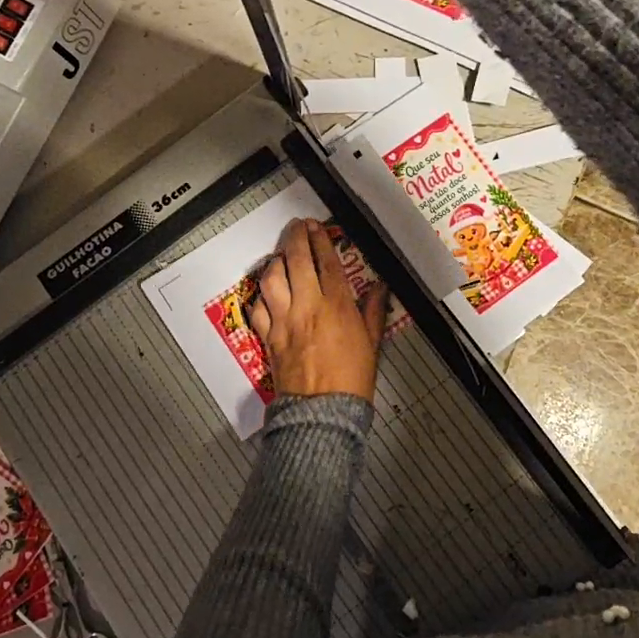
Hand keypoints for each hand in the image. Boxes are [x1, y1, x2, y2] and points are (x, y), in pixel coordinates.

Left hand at [247, 219, 391, 401]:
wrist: (323, 412)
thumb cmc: (352, 379)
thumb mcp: (372, 343)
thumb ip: (373, 311)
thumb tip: (380, 287)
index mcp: (336, 305)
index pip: (326, 261)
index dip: (320, 239)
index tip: (317, 226)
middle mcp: (307, 305)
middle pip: (296, 260)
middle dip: (295, 237)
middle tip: (297, 226)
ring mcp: (283, 320)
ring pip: (272, 278)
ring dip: (275, 261)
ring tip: (281, 255)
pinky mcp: (268, 336)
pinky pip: (258, 308)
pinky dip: (260, 296)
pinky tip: (266, 292)